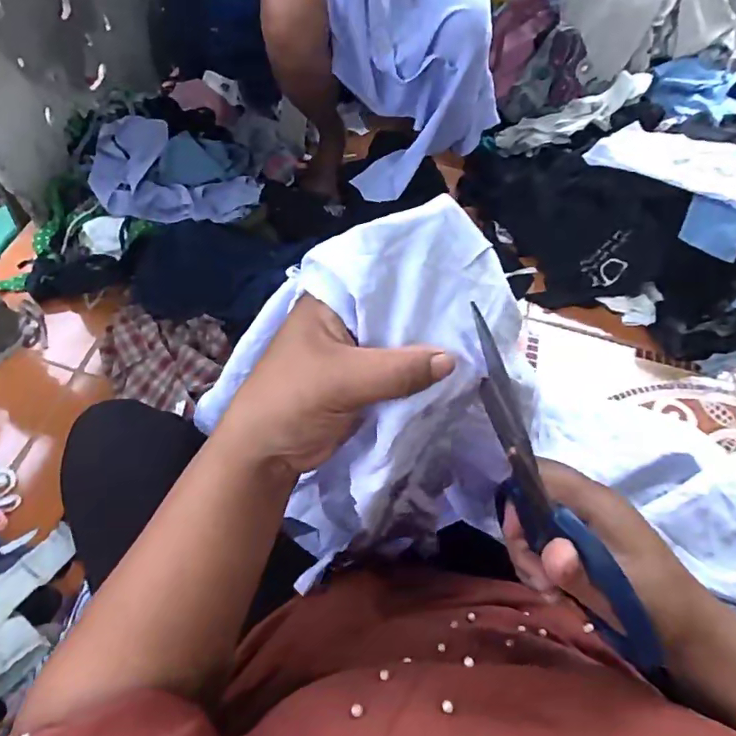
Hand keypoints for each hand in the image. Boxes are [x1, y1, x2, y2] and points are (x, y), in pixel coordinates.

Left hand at [212, 295, 454, 475]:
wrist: (265, 456)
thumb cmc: (290, 403)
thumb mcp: (343, 381)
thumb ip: (398, 370)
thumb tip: (452, 360)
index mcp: (329, 301)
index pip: (380, 278)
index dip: (416, 282)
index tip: (457, 285)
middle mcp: (343, 318)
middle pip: (394, 312)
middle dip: (427, 320)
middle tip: (470, 317)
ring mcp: (353, 350)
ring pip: (398, 343)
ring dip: (424, 350)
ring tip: (468, 342)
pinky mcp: (362, 378)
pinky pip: (397, 370)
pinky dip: (416, 374)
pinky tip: (447, 370)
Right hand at [498, 460, 717, 650]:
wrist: (688, 629)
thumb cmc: (653, 604)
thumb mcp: (612, 593)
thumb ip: (577, 571)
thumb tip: (549, 550)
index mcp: (598, 502)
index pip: (543, 472)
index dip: (519, 496)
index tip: (517, 537)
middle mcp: (590, 506)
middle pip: (533, 502)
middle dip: (524, 539)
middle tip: (540, 579)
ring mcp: (590, 526)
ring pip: (539, 528)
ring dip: (534, 559)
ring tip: (551, 592)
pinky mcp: (589, 546)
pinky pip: (552, 545)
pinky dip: (546, 568)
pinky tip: (557, 593)